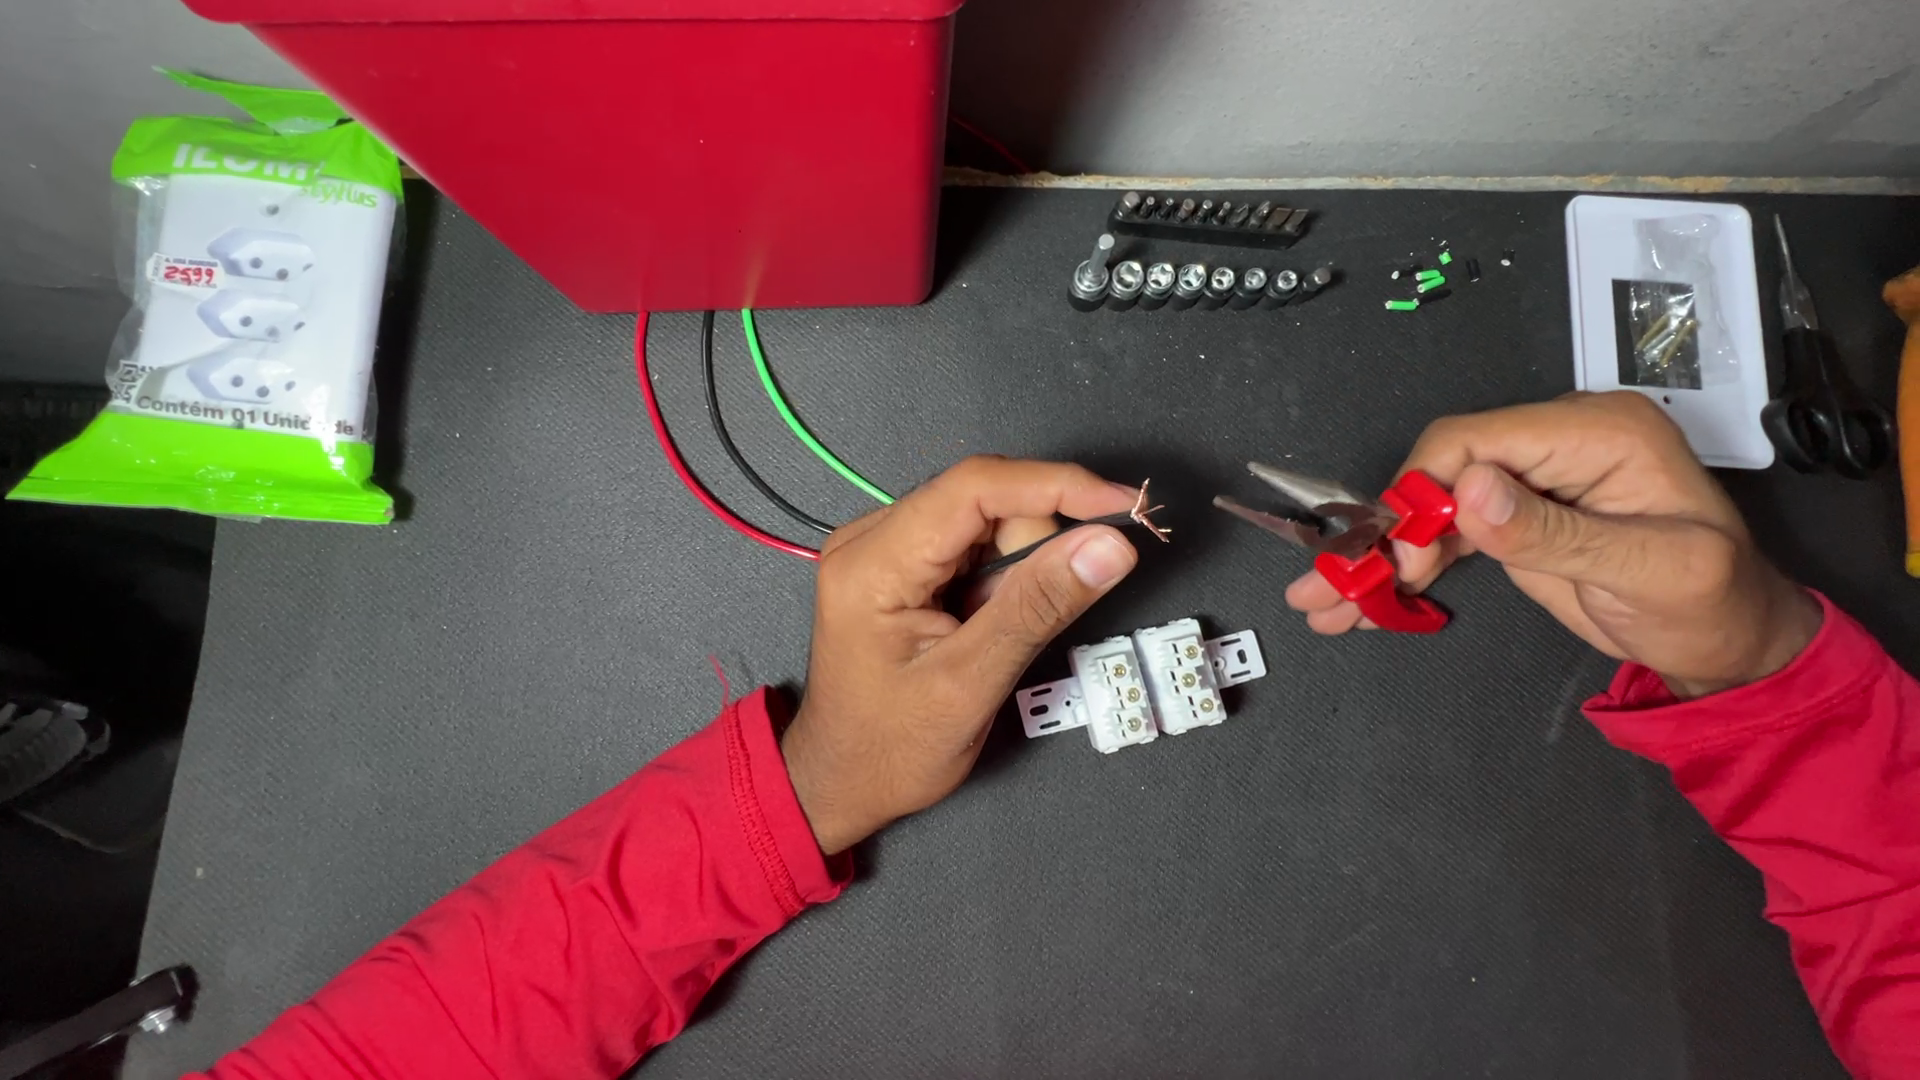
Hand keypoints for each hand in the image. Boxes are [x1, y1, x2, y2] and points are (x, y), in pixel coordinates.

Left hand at [781, 457, 1141, 853]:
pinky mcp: (901, 562)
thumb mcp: (971, 684)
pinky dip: (999, 577)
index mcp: (874, 562)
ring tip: (990, 634)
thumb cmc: (892, 749)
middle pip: (983, 500)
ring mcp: (883, 546)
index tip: (1123, 505)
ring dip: (1014, 568)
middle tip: (1031, 618)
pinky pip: (971, 544)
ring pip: (984, 520)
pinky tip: (982, 623)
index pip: (974, 487)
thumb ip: (1039, 608)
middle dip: (1031, 546)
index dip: (1056, 484)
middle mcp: (872, 537)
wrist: (842, 781)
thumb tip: (1110, 546)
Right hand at [1286, 391, 1822, 698]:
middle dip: (1382, 534)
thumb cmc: (1711, 604)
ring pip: (1421, 510)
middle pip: (1431, 474)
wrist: (1726, 643)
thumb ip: (1556, 530)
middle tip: (1342, 586)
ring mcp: (1518, 484)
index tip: (1400, 552)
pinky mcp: (1500, 520)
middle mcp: (1546, 447)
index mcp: (1592, 435)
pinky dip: (1398, 571)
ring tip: (1327, 603)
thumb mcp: (1650, 569)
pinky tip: (1362, 602)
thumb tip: (1471, 489)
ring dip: (1375, 559)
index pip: (1470, 439)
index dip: (1420, 491)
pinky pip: (1435, 537)